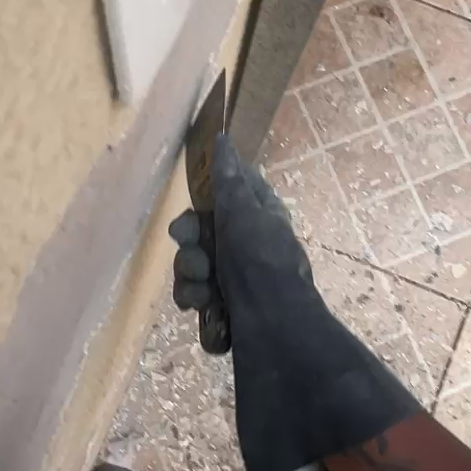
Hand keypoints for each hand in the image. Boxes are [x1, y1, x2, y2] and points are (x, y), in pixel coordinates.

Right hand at [167, 134, 420, 470]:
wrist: (281, 333)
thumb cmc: (264, 265)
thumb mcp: (246, 212)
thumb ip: (228, 179)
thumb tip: (223, 137)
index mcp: (256, 223)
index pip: (214, 208)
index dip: (195, 219)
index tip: (189, 228)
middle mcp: (247, 253)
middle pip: (195, 246)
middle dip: (190, 259)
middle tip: (203, 269)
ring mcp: (239, 288)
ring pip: (193, 282)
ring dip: (193, 290)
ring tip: (208, 301)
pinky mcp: (234, 321)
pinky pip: (203, 313)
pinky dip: (206, 318)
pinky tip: (217, 322)